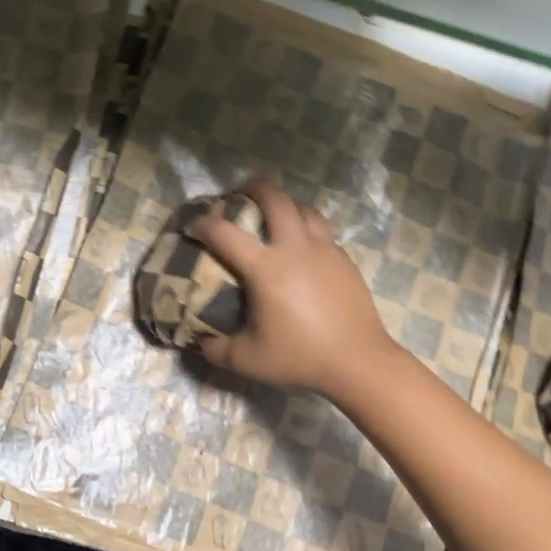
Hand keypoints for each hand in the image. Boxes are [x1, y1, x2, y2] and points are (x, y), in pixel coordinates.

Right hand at [187, 177, 401, 399]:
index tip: (191, 226)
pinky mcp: (344, 260)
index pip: (224, 233)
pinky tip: (302, 246)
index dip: (202, 224)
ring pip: (304, 208)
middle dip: (254, 187)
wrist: (358, 362)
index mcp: (265, 269)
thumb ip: (216, 349)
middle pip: (275, 199)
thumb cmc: (300, 357)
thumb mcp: (247, 360)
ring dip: (285, 203)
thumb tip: (199, 341)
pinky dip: (306, 227)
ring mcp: (324, 250)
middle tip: (241, 192)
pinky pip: (322, 231)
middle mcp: (295, 249)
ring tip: (275, 212)